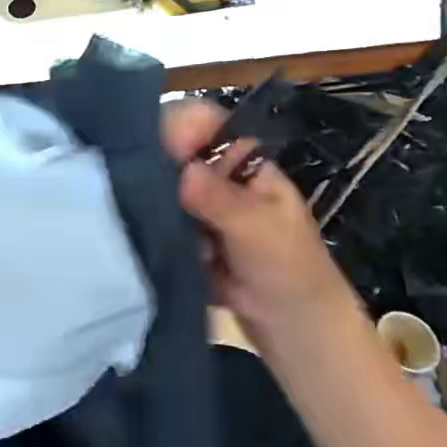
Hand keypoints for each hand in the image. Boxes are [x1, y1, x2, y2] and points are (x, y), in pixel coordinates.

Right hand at [161, 99, 354, 334]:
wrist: (291, 324)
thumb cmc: (289, 266)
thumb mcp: (259, 227)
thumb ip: (221, 199)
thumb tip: (185, 173)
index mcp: (240, 157)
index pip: (201, 123)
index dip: (177, 128)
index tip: (158, 152)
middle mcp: (213, 171)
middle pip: (171, 152)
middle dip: (160, 173)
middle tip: (159, 202)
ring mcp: (194, 201)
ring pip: (159, 186)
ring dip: (158, 209)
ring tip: (174, 238)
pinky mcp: (180, 230)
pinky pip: (155, 219)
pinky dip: (155, 231)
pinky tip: (164, 248)